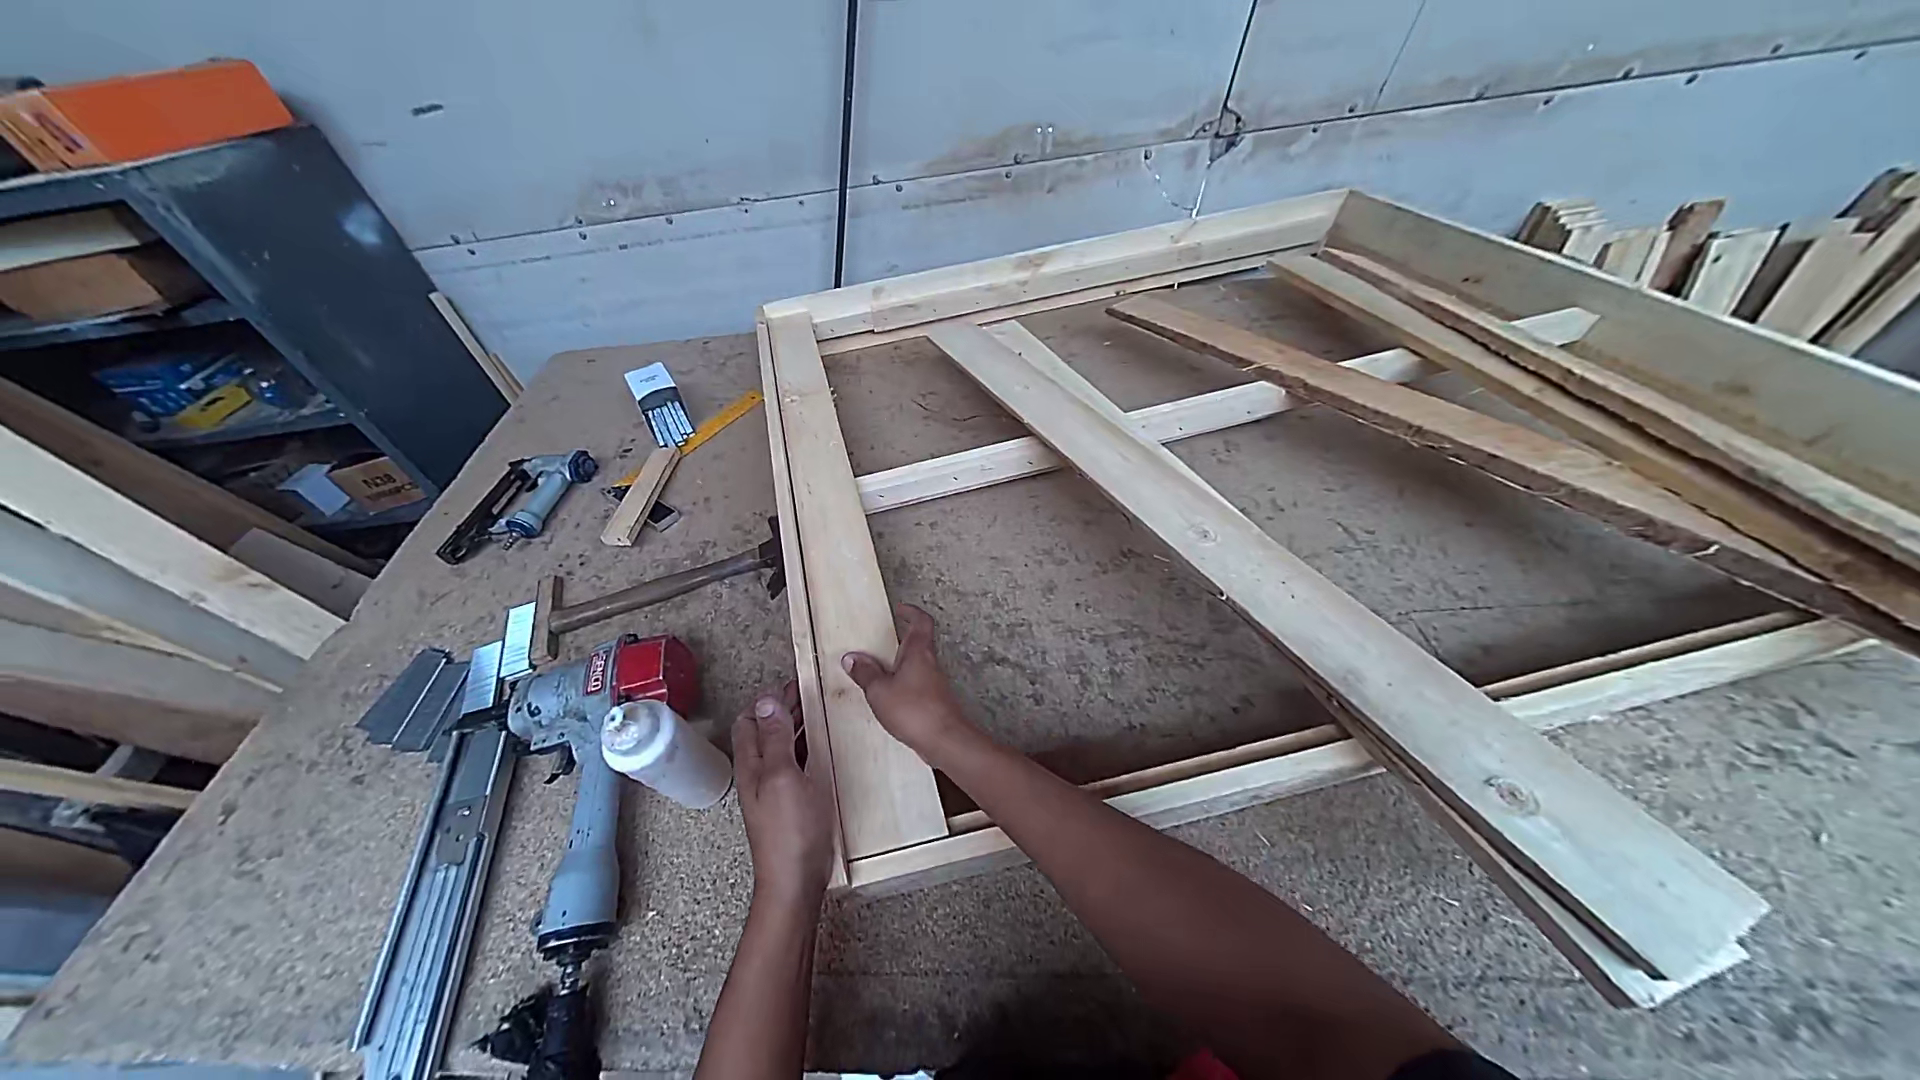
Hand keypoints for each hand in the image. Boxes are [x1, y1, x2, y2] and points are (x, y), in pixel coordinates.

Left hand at [732, 681, 834, 908]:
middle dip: (783, 707)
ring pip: (781, 744)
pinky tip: (824, 742)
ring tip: (819, 708)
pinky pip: (796, 761)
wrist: (796, 881)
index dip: (768, 699)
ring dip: (795, 724)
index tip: (795, 683)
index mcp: (752, 765)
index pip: (750, 720)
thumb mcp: (783, 777)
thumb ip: (774, 740)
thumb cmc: (790, 831)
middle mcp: (760, 773)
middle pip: (765, 730)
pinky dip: (806, 744)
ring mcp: (776, 788)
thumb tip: (766, 701)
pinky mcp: (793, 800)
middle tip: (810, 690)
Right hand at [842, 604, 982, 763]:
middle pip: (919, 642)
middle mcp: (930, 663)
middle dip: (902, 638)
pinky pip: (917, 684)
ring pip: (918, 664)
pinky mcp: (935, 700)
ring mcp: (935, 682)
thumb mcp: (879, 690)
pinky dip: (904, 683)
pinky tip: (891, 696)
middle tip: (884, 638)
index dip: (912, 612)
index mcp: (919, 652)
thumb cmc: (916, 711)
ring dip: (901, 662)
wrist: (945, 739)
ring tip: (880, 668)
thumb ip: (865, 673)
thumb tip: (852, 659)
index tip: (901, 608)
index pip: (921, 621)